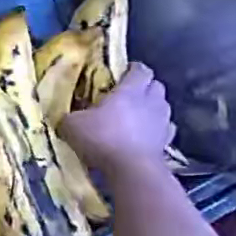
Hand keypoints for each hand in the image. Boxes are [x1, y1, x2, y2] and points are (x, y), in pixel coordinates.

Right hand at [60, 61, 176, 176]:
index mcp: (130, 91)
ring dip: (150, 106)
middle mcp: (151, 101)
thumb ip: (71, 115)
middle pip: (155, 85)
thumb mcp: (72, 124)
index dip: (132, 69)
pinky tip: (143, 133)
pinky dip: (155, 127)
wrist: (130, 167)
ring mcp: (163, 120)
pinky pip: (164, 126)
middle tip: (127, 94)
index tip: (122, 72)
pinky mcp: (167, 139)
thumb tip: (68, 114)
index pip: (139, 70)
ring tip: (134, 115)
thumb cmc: (101, 138)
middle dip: (144, 86)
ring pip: (161, 105)